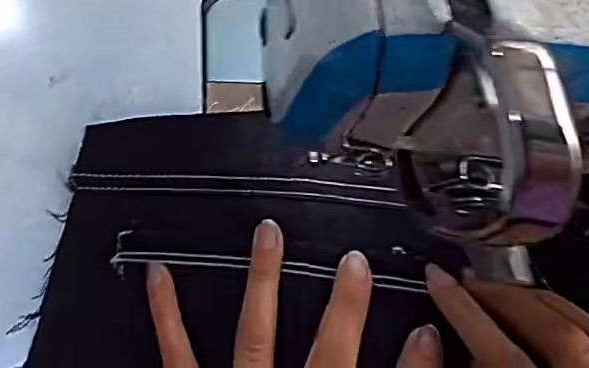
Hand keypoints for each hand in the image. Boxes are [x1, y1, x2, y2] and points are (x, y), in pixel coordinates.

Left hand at [147, 218, 441, 366]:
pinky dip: (167, 317)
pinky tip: (159, 277)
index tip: (429, 335)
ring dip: (263, 282)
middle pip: (328, 360)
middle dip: (344, 312)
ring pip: (255, 337)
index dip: (414, 367)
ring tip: (268, 235)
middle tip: (354, 264)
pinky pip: (177, 360)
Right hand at [426, 263, 588, 367]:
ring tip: (507, 292)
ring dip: (544, 303)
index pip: (506, 357)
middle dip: (504, 298)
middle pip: (556, 334)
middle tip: (467, 282)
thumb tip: (435, 346)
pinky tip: (559, 317)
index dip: (465, 312)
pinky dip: (586, 325)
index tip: (438, 280)